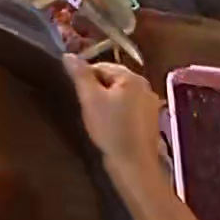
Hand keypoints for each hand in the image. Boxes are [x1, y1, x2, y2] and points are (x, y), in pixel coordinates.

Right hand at [63, 55, 163, 177]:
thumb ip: (80, 74)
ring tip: (99, 118)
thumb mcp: (90, 98)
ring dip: (108, 101)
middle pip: (112, 79)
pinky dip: (119, 112)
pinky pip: (130, 107)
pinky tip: (113, 126)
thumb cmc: (110, 128)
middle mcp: (145, 86)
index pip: (100, 66)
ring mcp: (150, 103)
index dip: (86, 79)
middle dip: (98, 90)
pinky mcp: (151, 120)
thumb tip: (68, 54)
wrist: (134, 165)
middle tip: (88, 107)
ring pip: (121, 94)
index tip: (80, 95)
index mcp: (131, 77)